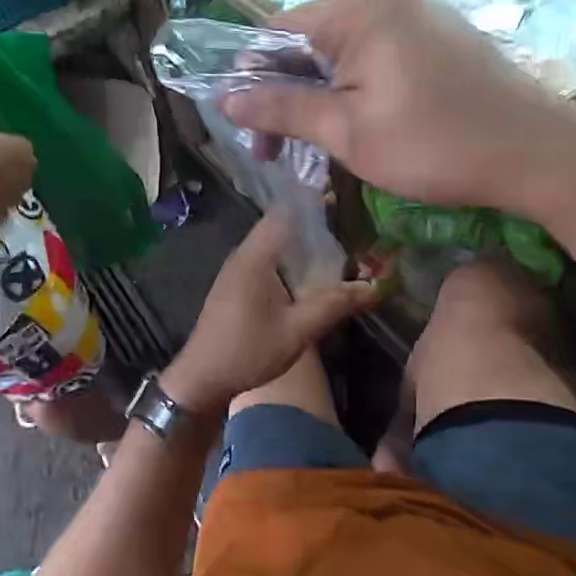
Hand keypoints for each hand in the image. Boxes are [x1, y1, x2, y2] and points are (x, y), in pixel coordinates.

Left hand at [165, 212, 377, 411]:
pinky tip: (311, 274)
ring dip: (302, 244)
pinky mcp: (236, 286)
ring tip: (339, 244)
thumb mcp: (297, 330)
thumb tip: (374, 286)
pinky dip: (290, 260)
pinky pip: (268, 261)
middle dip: (314, 223)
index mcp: (254, 256)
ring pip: (274, 245)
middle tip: (351, 222)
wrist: (201, 379)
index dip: (313, 202)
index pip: (284, 212)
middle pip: (280, 226)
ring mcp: (237, 271)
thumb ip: (335, 304)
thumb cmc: (246, 351)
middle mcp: (243, 255)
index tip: (343, 196)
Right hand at [220, 0, 562, 209]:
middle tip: (275, 152)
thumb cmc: (434, 144)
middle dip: (285, 94)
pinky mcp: (438, 37)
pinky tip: (355, 126)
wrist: (537, 154)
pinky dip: (355, 89)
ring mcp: (418, 14)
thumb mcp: (347, 131)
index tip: (247, 128)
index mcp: (360, 9)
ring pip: (343, 53)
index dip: (252, 77)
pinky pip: (377, 56)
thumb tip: (226, 99)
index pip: (277, 31)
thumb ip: (283, 109)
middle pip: (310, 41)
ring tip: (313, 146)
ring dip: (319, 97)